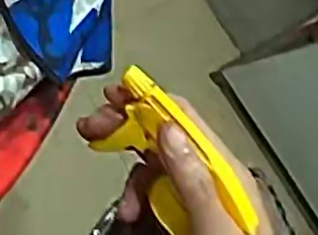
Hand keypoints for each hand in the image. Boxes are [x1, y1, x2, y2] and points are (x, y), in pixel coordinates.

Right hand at [77, 86, 270, 234]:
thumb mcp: (219, 230)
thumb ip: (194, 179)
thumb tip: (168, 128)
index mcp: (225, 170)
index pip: (182, 116)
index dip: (146, 99)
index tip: (114, 95)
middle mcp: (212, 175)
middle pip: (163, 134)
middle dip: (126, 127)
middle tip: (92, 127)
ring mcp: (200, 197)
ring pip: (155, 164)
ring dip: (131, 175)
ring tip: (124, 203)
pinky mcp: (189, 217)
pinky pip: (157, 192)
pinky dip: (138, 197)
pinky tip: (133, 214)